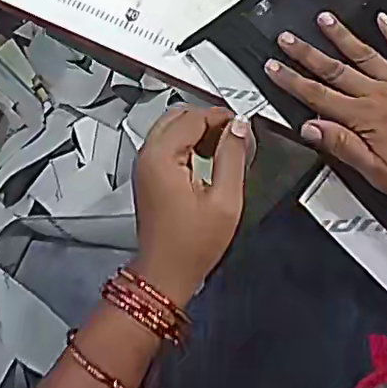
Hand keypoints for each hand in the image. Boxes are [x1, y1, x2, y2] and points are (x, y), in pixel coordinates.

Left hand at [130, 105, 250, 302]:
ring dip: (198, 130)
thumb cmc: (190, 245)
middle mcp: (148, 156)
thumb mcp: (225, 200)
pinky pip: (167, 143)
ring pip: (171, 127)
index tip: (241, 124)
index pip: (194, 117)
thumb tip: (239, 128)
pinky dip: (188, 143)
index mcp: (162, 157)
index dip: (222, 117)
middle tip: (234, 134)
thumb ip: (233, 157)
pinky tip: (207, 159)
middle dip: (208, 120)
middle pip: (179, 115)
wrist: (166, 272)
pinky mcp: (148, 174)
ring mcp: (145, 164)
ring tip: (224, 147)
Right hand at [264, 11, 386, 217]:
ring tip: (324, 19)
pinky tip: (384, 20)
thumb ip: (343, 147)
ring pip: (364, 54)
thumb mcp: (380, 175)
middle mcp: (381, 96)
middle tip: (286, 37)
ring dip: (342, 36)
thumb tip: (311, 129)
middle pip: (334, 69)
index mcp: (365, 120)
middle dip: (305, 53)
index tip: (273, 66)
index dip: (291, 80)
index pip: (317, 95)